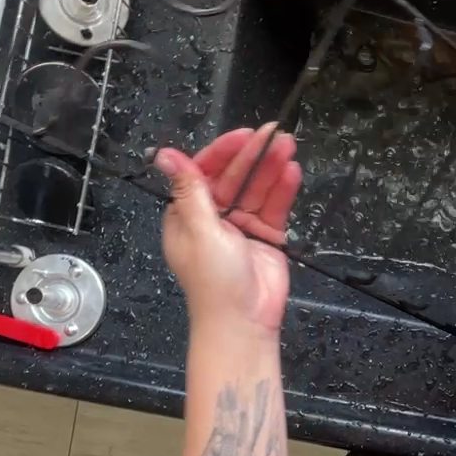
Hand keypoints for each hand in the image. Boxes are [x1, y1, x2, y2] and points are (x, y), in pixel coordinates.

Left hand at [154, 123, 301, 335]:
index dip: (223, 152)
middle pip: (235, 177)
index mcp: (188, 214)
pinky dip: (284, 190)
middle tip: (274, 134)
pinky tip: (292, 173)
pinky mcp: (267, 237)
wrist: (243, 321)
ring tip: (288, 147)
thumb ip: (189, 188)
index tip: (243, 136)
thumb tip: (164, 154)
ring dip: (272, 168)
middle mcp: (214, 217)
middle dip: (253, 156)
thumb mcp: (198, 230)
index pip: (204, 172)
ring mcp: (242, 227)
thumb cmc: (213, 282)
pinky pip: (275, 208)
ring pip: (258, 189)